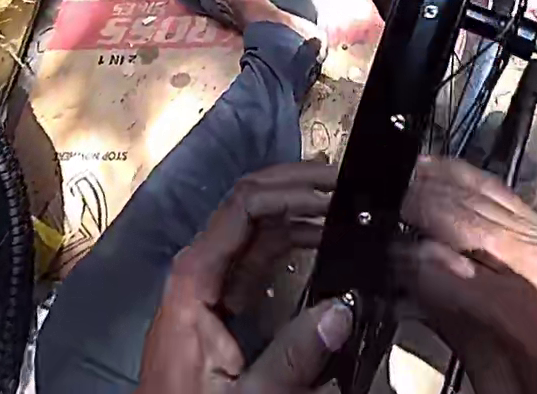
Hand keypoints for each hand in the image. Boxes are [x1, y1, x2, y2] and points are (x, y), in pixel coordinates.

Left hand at [136, 162, 354, 393]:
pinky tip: (321, 235)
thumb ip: (293, 357)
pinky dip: (293, 236)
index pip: (243, 206)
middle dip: (295, 185)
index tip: (327, 195)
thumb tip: (341, 310)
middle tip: (339, 180)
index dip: (288, 192)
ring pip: (258, 223)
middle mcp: (201, 264)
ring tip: (338, 200)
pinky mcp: (224, 294)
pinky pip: (260, 251)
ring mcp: (213, 276)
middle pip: (250, 202)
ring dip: (298, 207)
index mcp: (195, 276)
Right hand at [396, 157, 536, 393]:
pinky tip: (441, 172)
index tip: (380, 256)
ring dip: (436, 182)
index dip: (408, 260)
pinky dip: (465, 178)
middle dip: (415, 205)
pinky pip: (503, 191)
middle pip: (463, 215)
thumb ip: (465, 338)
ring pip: (481, 191)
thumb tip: (418, 286)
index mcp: (535, 313)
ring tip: (398, 177)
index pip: (451, 268)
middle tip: (377, 203)